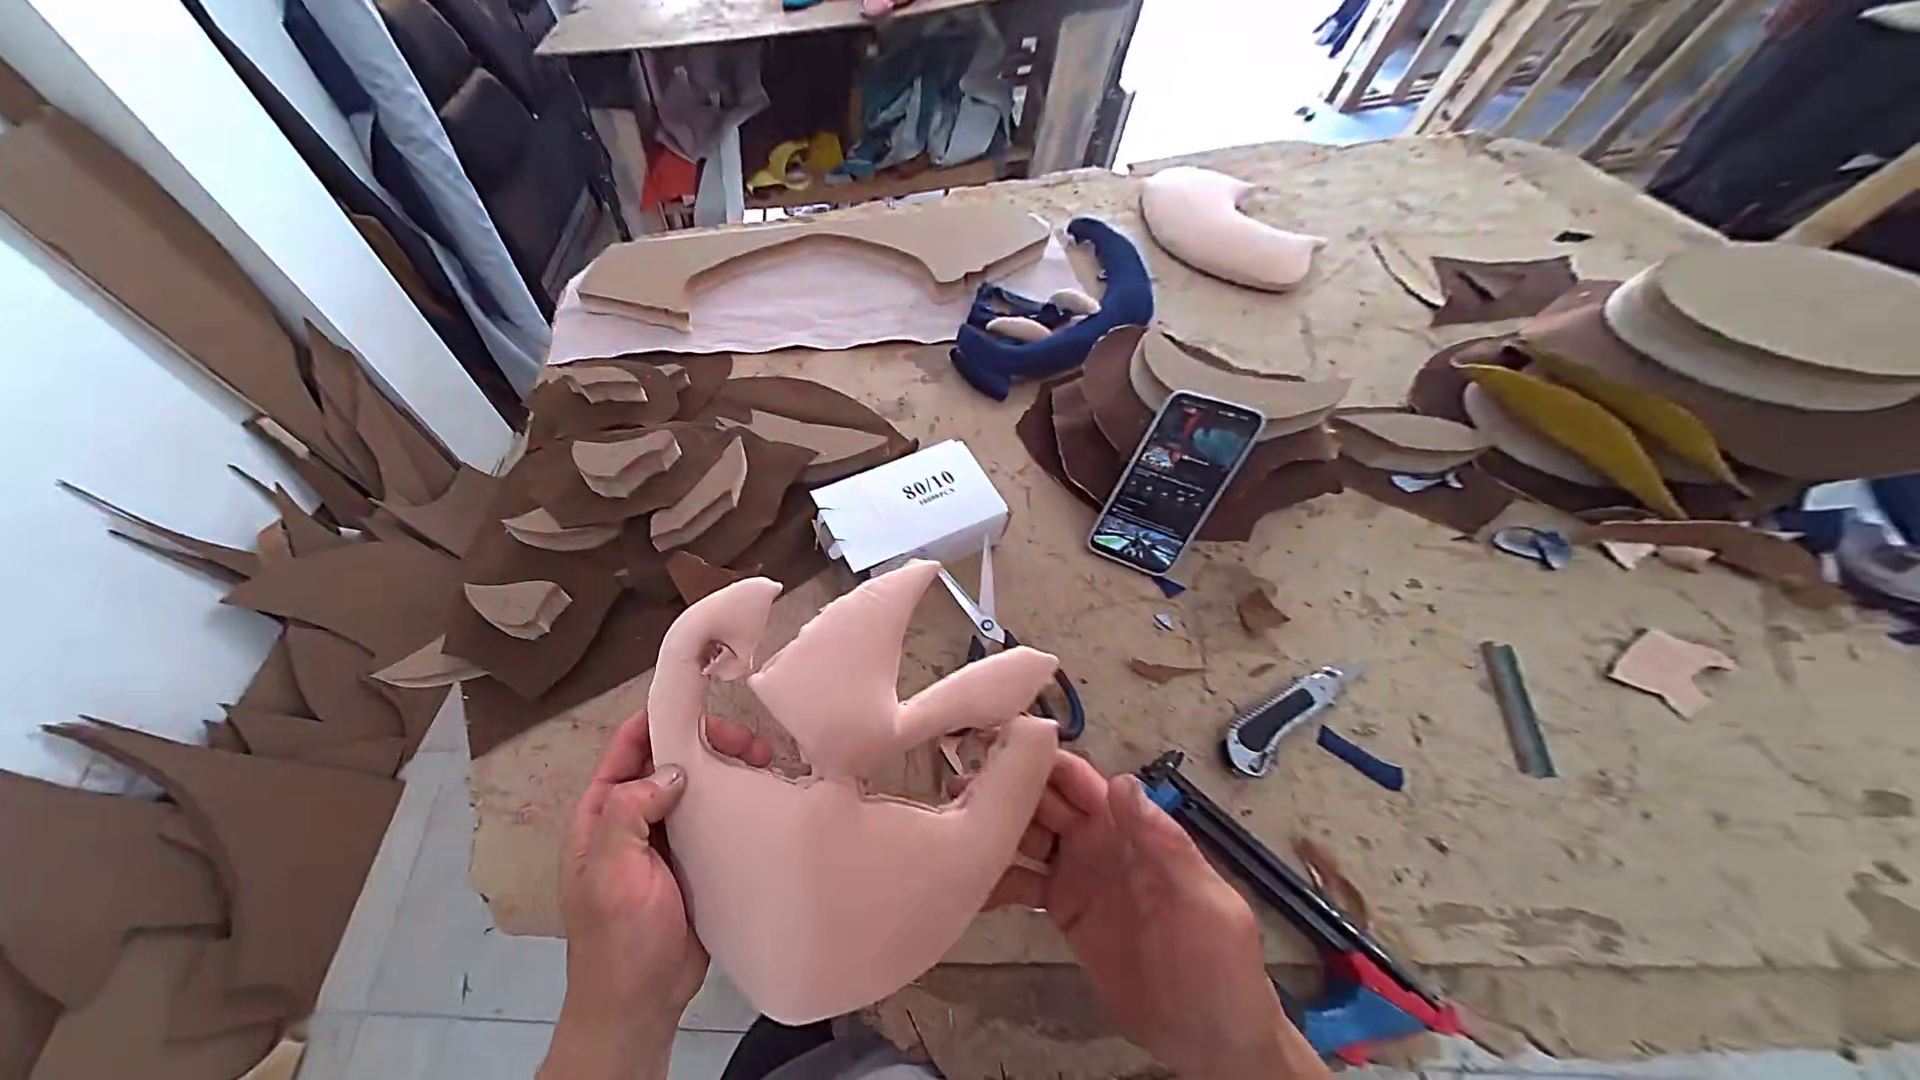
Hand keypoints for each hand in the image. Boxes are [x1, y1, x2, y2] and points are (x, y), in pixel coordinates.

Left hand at [541, 710, 772, 1079]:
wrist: (643, 1002)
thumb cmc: (619, 939)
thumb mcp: (612, 873)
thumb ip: (629, 812)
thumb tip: (674, 770)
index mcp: (604, 812)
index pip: (629, 747)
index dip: (660, 718)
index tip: (701, 700)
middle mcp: (635, 814)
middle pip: (672, 757)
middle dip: (710, 741)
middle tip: (750, 744)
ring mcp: (667, 833)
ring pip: (699, 779)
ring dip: (730, 764)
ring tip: (765, 761)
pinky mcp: (696, 851)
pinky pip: (717, 808)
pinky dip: (739, 791)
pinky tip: (764, 788)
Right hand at [981, 754, 1328, 1079]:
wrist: (1210, 1040)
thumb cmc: (1220, 967)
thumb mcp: (1203, 902)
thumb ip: (1165, 844)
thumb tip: (1123, 784)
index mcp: (1129, 829)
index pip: (1077, 779)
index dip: (1040, 759)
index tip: (999, 747)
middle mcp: (1098, 841)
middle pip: (1041, 800)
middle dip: (1003, 787)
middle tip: (960, 787)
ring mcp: (1078, 874)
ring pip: (1025, 836)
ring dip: (993, 828)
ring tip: (952, 826)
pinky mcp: (1064, 909)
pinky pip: (1023, 883)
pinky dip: (996, 877)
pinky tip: (968, 880)